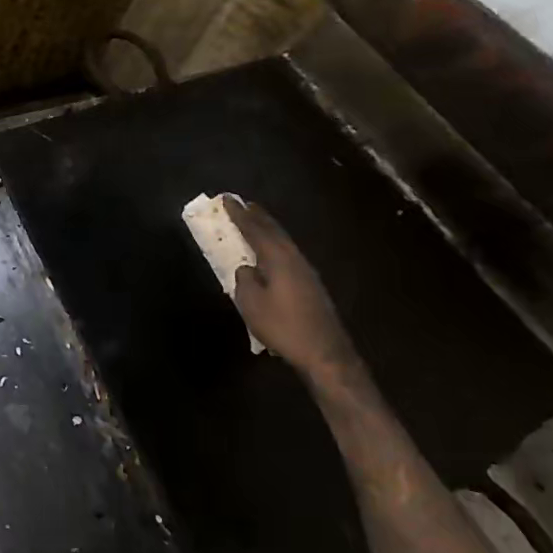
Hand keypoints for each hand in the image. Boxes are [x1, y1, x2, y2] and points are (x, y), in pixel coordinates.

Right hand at [229, 199, 359, 380]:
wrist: (326, 354)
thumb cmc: (283, 326)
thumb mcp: (252, 304)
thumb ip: (244, 280)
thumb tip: (247, 269)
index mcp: (278, 257)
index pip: (254, 229)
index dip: (239, 214)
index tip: (227, 198)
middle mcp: (294, 257)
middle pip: (273, 230)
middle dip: (257, 216)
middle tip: (243, 204)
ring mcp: (306, 271)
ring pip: (283, 241)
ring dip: (268, 229)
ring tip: (256, 221)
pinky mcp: (311, 285)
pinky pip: (288, 253)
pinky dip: (275, 244)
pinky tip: (271, 251)